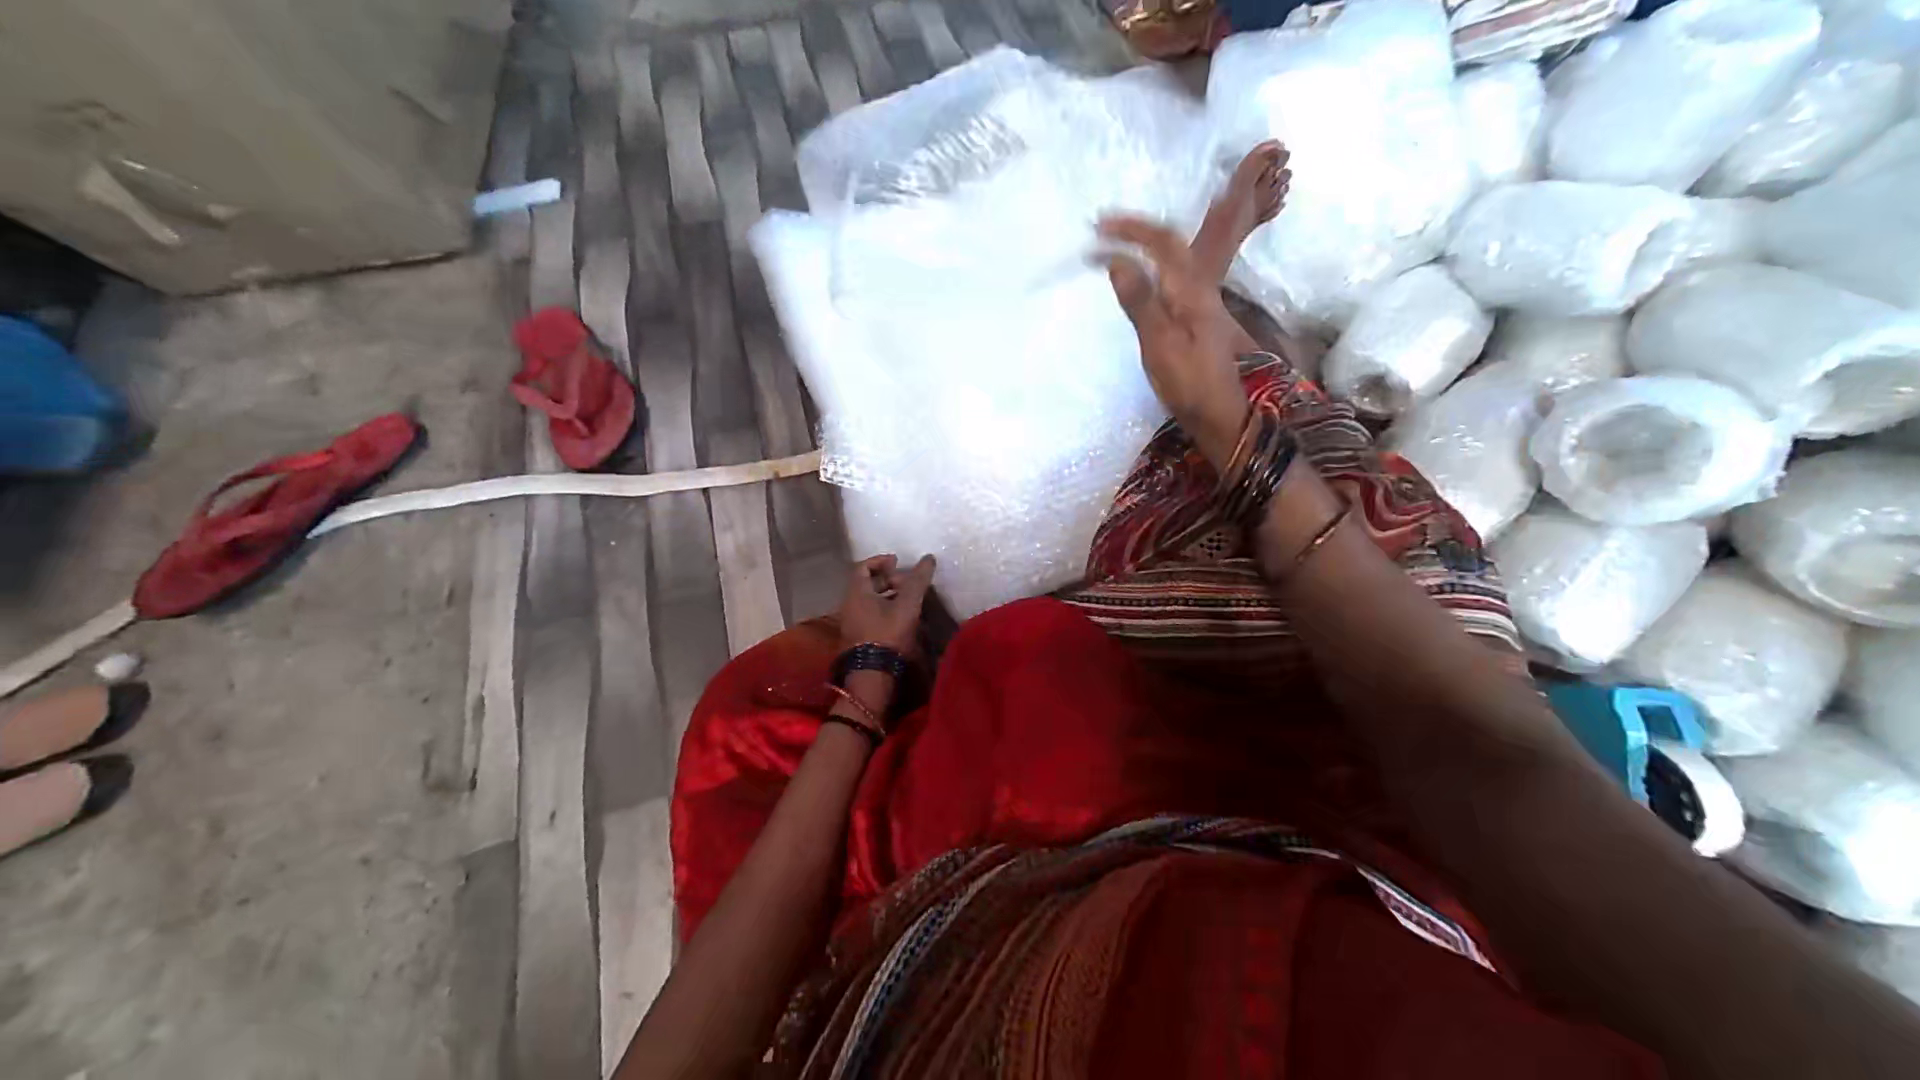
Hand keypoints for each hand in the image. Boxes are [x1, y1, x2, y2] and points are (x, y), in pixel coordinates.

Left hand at [835, 554, 935, 655]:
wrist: (873, 673)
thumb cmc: (888, 633)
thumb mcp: (907, 604)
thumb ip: (918, 580)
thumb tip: (929, 558)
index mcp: (856, 592)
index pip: (863, 566)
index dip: (881, 560)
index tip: (898, 562)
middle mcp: (849, 604)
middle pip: (867, 583)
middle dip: (888, 579)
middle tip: (908, 581)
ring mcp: (852, 622)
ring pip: (870, 600)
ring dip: (888, 595)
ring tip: (909, 599)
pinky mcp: (858, 637)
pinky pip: (870, 615)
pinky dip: (885, 609)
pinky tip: (902, 617)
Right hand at [1099, 215, 1251, 468]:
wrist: (1220, 415)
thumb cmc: (1190, 384)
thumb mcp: (1160, 344)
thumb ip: (1141, 302)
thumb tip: (1119, 261)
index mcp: (1191, 291)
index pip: (1162, 243)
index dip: (1132, 229)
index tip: (1099, 227)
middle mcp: (1199, 289)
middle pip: (1170, 246)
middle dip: (1136, 232)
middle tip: (1102, 230)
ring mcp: (1199, 304)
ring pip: (1172, 262)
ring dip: (1144, 248)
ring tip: (1114, 247)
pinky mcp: (1194, 319)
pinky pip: (1170, 280)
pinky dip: (1149, 270)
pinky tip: (1137, 279)